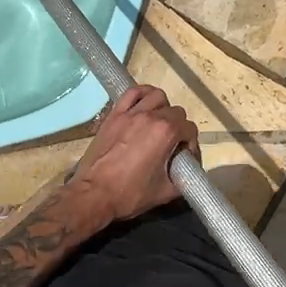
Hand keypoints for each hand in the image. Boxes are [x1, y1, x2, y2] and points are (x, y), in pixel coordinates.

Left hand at [68, 85, 199, 225]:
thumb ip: (185, 178)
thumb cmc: (130, 194)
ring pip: (156, 96)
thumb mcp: (165, 192)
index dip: (191, 144)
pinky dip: (142, 95)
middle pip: (176, 111)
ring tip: (158, 124)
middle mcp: (150, 116)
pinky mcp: (114, 114)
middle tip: (172, 145)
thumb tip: (189, 171)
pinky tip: (143, 106)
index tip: (184, 158)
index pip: (189, 128)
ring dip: (163, 108)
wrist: (94, 193)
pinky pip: (131, 93)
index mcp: (165, 133)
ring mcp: (130, 112)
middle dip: (179, 128)